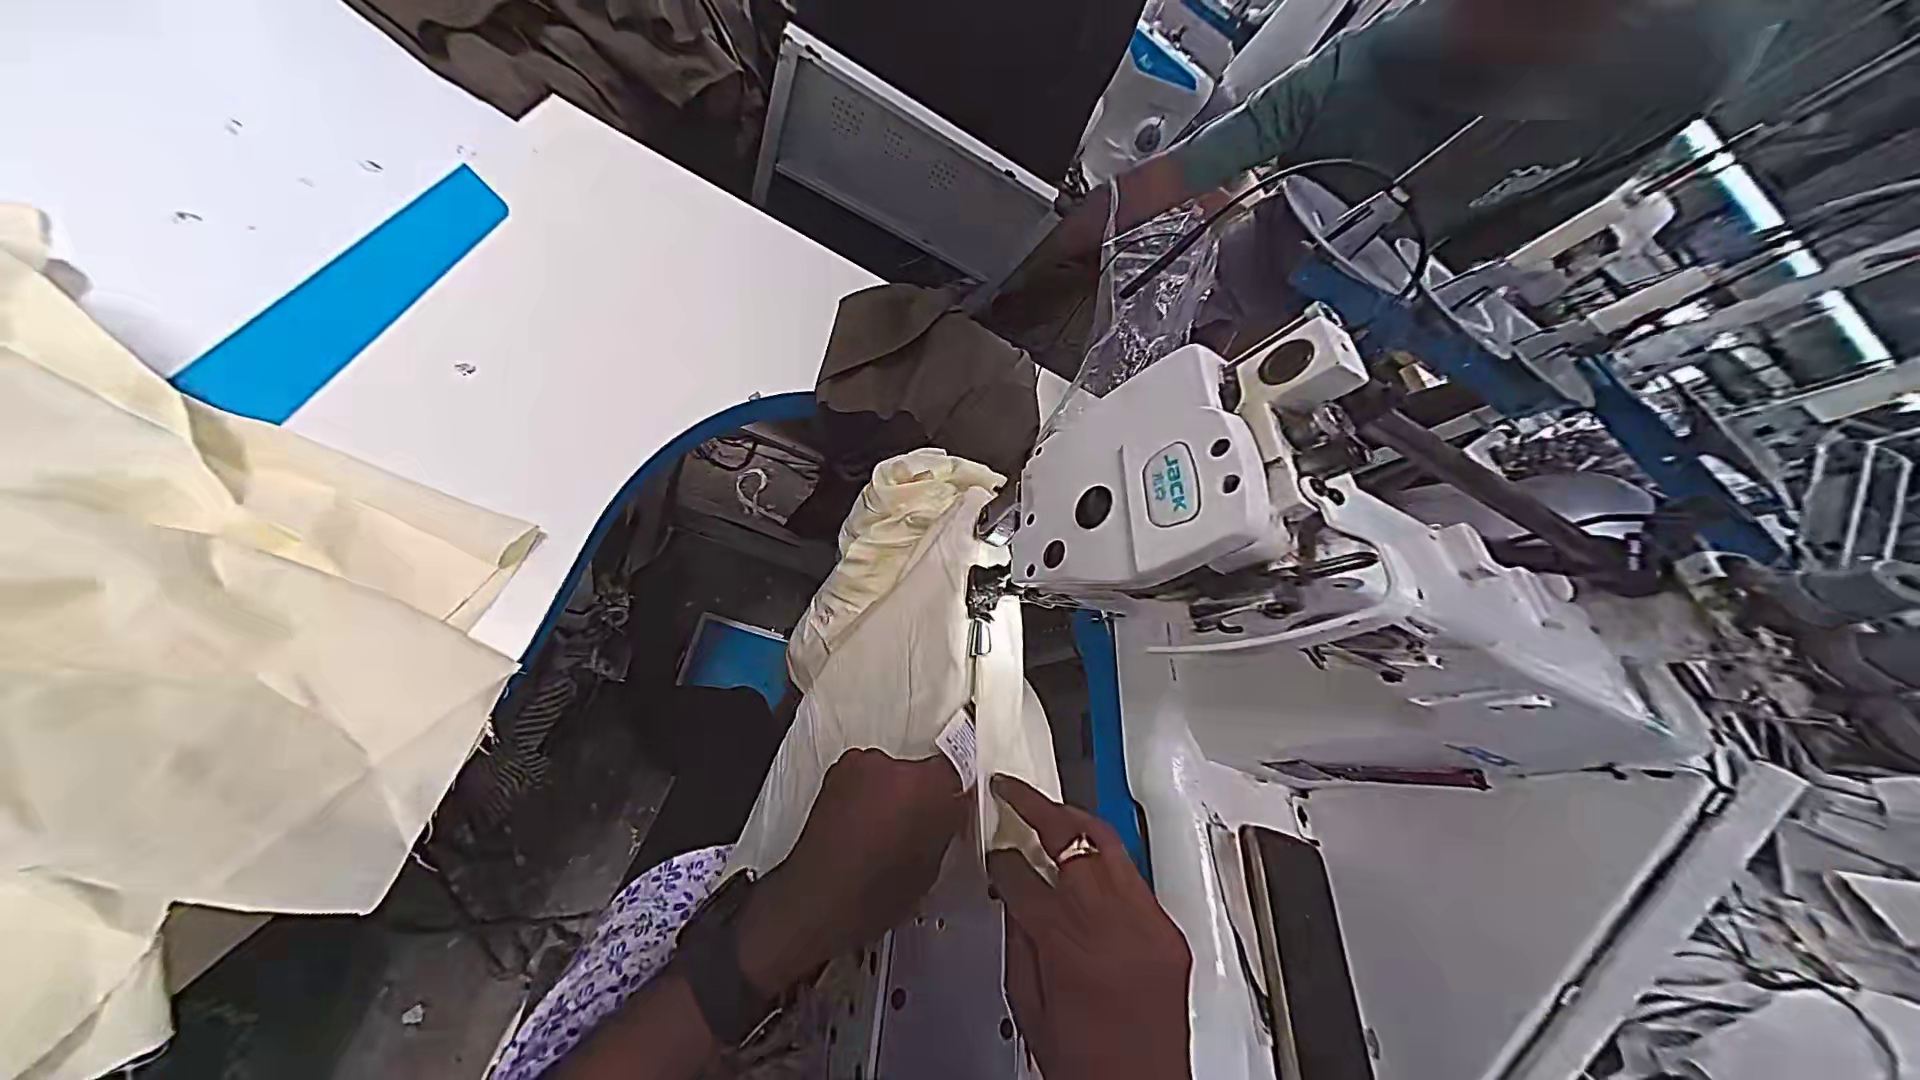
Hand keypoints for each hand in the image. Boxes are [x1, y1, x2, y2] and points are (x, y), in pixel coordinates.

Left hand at [735, 749, 967, 995]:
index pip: (957, 770)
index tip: (953, 805)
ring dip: (892, 792)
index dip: (955, 791)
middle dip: (922, 794)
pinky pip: (867, 775)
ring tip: (882, 830)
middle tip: (917, 826)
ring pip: (893, 772)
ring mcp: (864, 763)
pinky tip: (861, 824)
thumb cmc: (873, 894)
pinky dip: (868, 792)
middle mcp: (897, 766)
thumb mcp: (930, 866)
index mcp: (928, 787)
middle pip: (922, 771)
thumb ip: (945, 825)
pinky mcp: (839, 769)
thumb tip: (950, 809)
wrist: (815, 899)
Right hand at [988, 775, 1192, 1079]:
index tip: (995, 851)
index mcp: (1067, 945)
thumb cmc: (1085, 1065)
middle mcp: (1111, 924)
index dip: (1002, 856)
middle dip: (1037, 807)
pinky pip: (1133, 874)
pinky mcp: (1170, 931)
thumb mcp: (1028, 1002)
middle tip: (1013, 791)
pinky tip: (1086, 855)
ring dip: (1073, 818)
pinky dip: (1105, 857)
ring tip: (1048, 806)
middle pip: (1070, 837)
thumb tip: (1012, 890)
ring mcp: (1146, 922)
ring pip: (1108, 841)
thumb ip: (1018, 936)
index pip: (1023, 873)